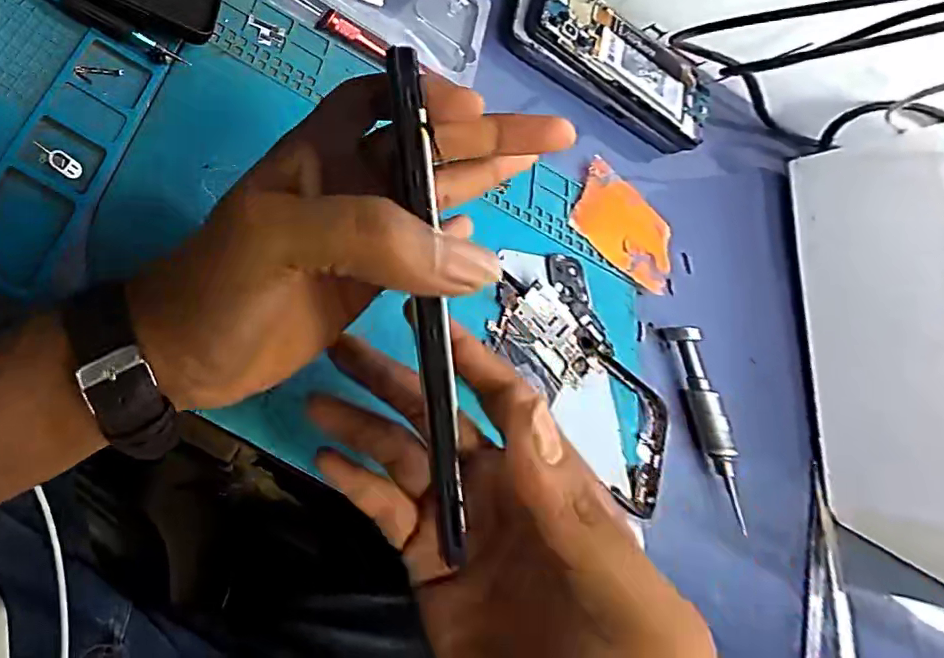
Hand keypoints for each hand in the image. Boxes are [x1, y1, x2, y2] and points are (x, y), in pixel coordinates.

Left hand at [126, 73, 573, 409]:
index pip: (369, 101)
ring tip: (531, 164)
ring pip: (427, 196)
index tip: (470, 106)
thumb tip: (474, 258)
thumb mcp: (280, 238)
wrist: (188, 353)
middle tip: (547, 133)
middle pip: (418, 145)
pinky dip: (454, 241)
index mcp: (313, 156)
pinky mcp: (364, 281)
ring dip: (477, 179)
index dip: (418, 93)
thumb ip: (369, 235)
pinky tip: (482, 236)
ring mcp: (355, 236)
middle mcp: (339, 186)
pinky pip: (420, 251)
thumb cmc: (221, 282)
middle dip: (478, 135)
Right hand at [308, 323, 714, 657]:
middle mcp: (493, 486)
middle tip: (342, 345)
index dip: (466, 357)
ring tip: (317, 401)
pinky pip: (382, 508)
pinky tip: (327, 459)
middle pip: (434, 416)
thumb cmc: (627, 656)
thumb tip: (525, 408)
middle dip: (389, 377)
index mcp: (545, 481)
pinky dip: (353, 480)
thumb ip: (570, 503)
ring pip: (397, 453)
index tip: (428, 318)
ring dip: (358, 423)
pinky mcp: (422, 558)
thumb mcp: (623, 588)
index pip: (502, 402)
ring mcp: (454, 520)